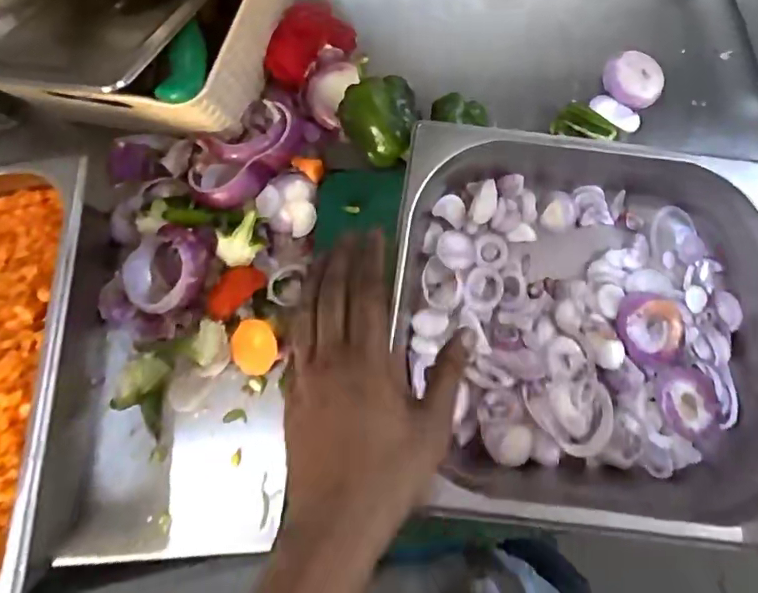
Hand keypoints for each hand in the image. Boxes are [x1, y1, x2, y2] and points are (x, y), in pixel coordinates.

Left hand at [257, 231, 466, 592]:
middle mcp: (334, 357)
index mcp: (369, 361)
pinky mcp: (293, 393)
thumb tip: (464, 334)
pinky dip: (300, 312)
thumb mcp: (432, 429)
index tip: (374, 235)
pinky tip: (304, 304)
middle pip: (334, 295)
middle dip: (342, 260)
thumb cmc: (390, 474)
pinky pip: (295, 339)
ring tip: (324, 253)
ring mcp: (308, 374)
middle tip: (351, 234)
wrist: (333, 523)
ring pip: (308, 312)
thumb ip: (446, 377)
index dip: (371, 261)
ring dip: (316, 278)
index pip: (368, 296)